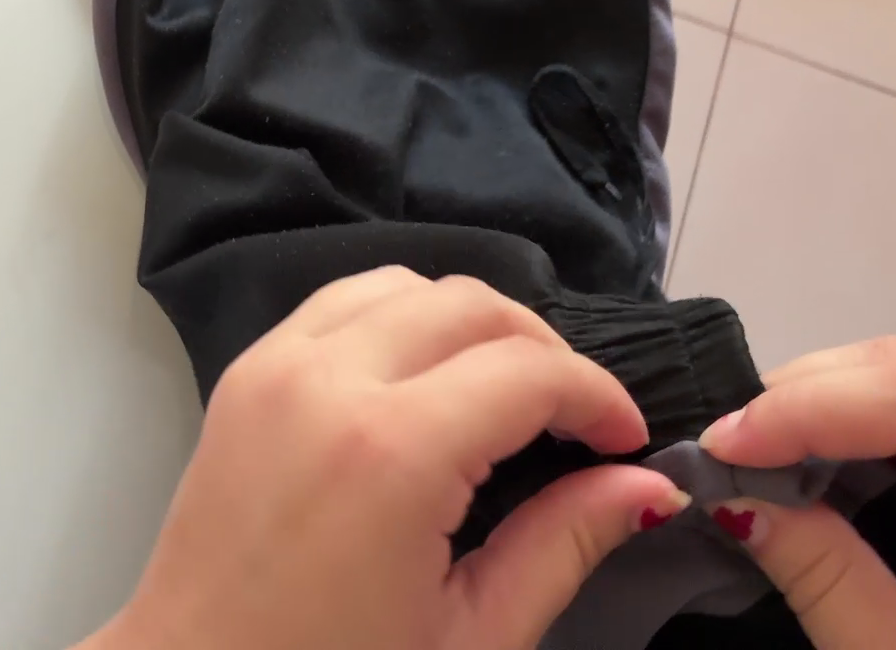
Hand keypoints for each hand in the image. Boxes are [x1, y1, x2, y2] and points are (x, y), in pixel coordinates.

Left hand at [80, 266, 689, 649]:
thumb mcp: (470, 635)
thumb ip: (564, 543)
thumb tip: (648, 485)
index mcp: (390, 449)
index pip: (525, 371)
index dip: (597, 395)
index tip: (626, 439)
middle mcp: (328, 376)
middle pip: (464, 301)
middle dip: (539, 344)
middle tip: (569, 411)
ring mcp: (276, 360)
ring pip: (398, 282)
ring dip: (462, 317)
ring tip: (496, 382)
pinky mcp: (247, 366)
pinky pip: (338, 301)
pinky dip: (395, 314)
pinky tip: (416, 369)